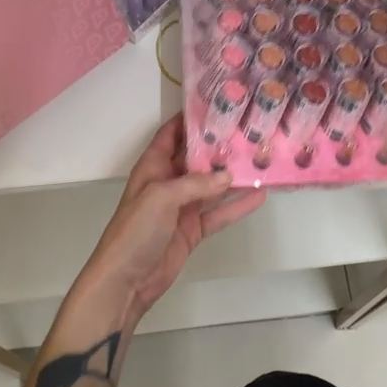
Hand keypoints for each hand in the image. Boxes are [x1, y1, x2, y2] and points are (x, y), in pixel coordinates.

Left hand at [72, 116, 266, 325]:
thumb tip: (228, 175)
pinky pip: (218, 213)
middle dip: (219, 146)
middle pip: (196, 158)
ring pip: (212, 186)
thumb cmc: (135, 231)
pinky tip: (259, 197)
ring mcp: (182, 207)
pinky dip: (236, 206)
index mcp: (153, 167)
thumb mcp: (161, 197)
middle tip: (249, 131)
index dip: (189, 119)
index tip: (216, 105)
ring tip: (260, 160)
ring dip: (232, 176)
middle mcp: (168, 182)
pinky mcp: (192, 230)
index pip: (171, 134)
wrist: (125, 282)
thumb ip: (195, 184)